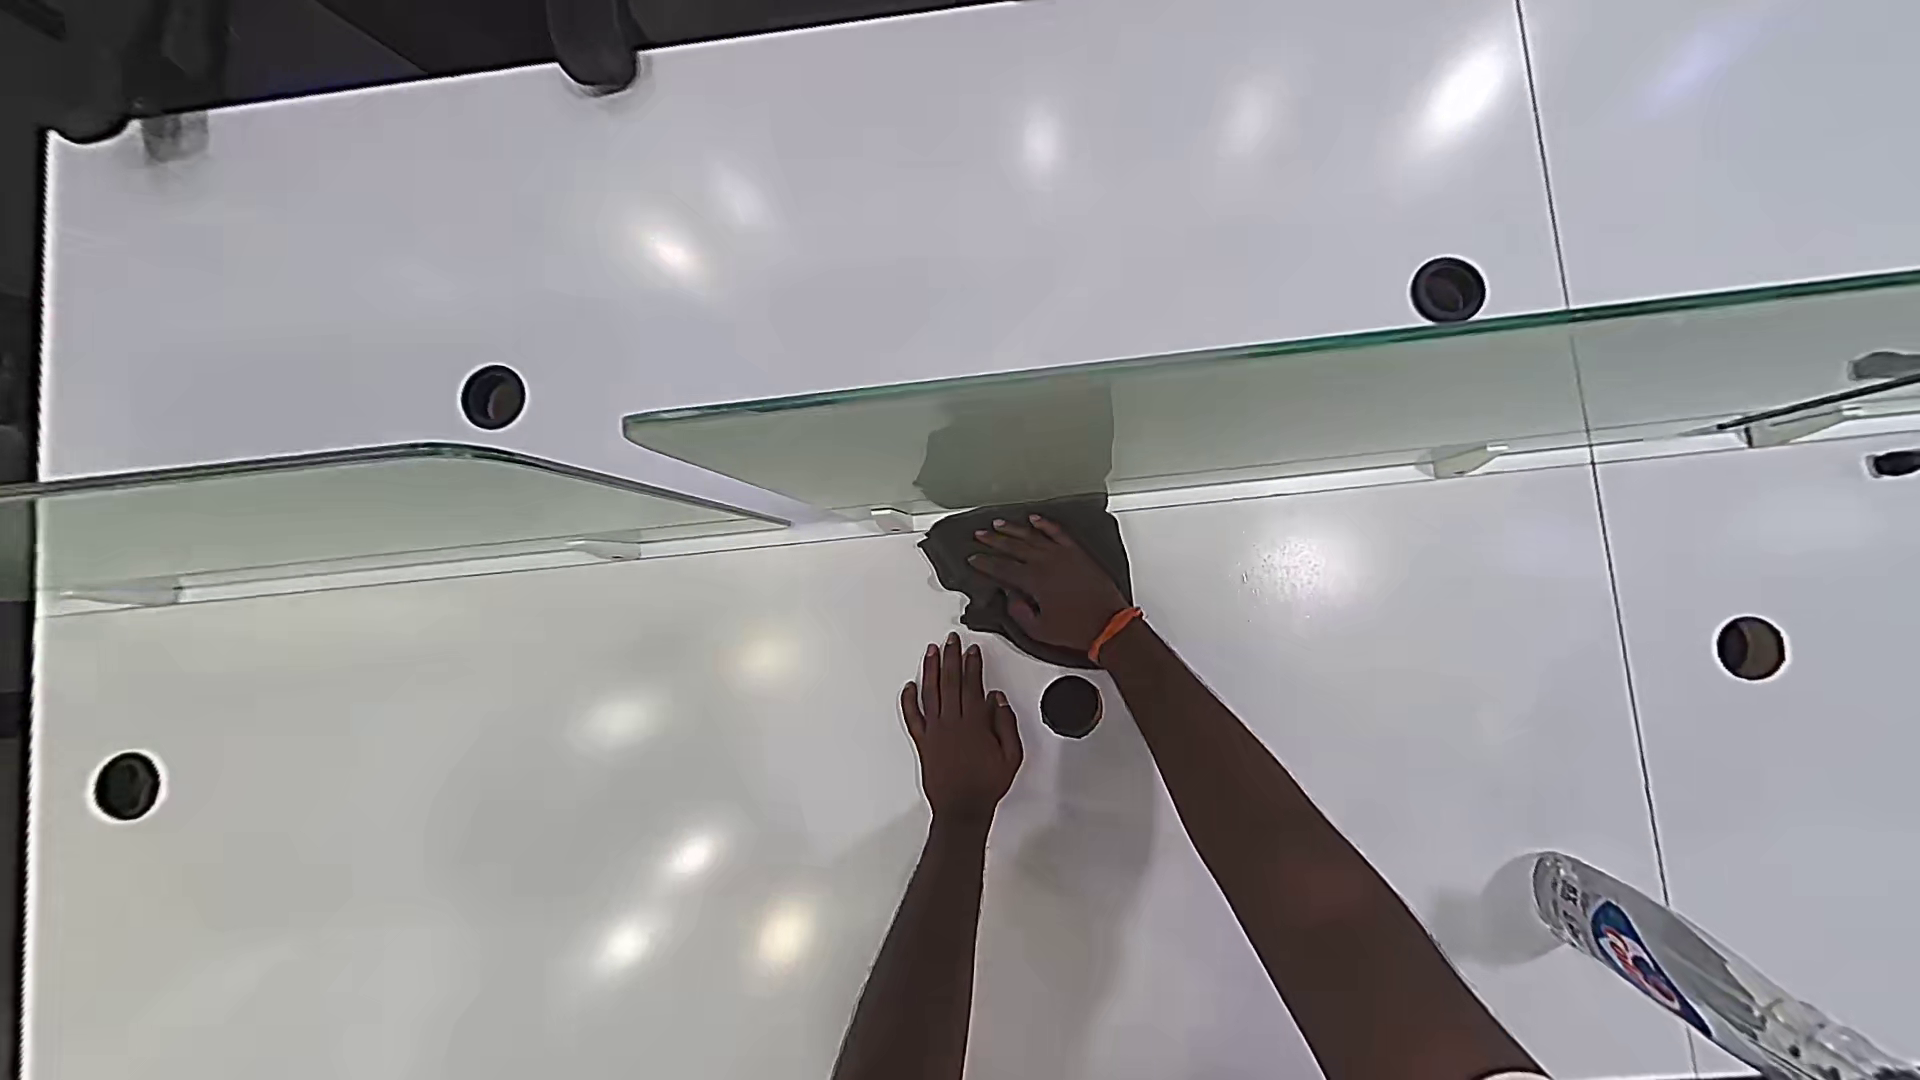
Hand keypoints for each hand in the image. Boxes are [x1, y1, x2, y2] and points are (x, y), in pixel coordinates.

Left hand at [902, 634, 1024, 823]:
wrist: (962, 810)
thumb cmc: (987, 785)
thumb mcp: (1012, 756)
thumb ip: (1006, 724)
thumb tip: (997, 699)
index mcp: (974, 724)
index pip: (972, 685)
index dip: (972, 665)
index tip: (972, 651)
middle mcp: (952, 723)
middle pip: (950, 682)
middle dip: (951, 658)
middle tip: (951, 640)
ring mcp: (934, 732)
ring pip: (930, 693)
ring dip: (930, 670)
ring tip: (932, 651)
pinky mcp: (923, 742)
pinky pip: (913, 717)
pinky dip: (909, 700)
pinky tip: (909, 686)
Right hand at [968, 515, 1129, 653]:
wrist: (1109, 625)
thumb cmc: (1076, 629)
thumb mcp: (1038, 629)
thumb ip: (1018, 612)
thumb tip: (1011, 597)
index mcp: (1034, 580)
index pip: (1001, 567)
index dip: (984, 562)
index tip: (973, 558)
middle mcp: (1046, 562)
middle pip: (1013, 546)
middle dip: (993, 540)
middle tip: (979, 535)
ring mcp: (1063, 555)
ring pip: (1032, 536)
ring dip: (1013, 529)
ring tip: (998, 524)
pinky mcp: (1077, 553)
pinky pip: (1058, 532)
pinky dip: (1045, 524)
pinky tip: (1034, 519)